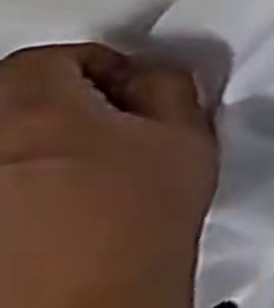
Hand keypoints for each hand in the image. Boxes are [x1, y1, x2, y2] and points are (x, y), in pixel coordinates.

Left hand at [0, 43, 217, 307]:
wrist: (94, 298)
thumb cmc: (143, 218)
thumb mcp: (186, 134)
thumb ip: (166, 86)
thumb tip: (146, 72)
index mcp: (35, 117)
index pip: (46, 60)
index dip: (94, 64)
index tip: (124, 86)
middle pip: (8, 98)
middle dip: (58, 102)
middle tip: (103, 121)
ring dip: (32, 141)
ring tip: (78, 165)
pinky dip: (16, 178)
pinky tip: (46, 200)